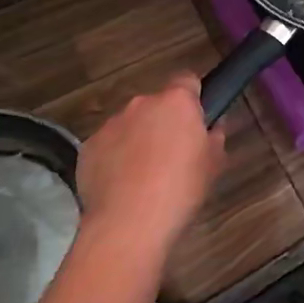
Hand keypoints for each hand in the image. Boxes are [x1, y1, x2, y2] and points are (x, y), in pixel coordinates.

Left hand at [76, 74, 225, 245]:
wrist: (129, 222)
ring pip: (131, 125)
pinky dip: (116, 158)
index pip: (187, 80)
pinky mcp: (88, 146)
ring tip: (145, 175)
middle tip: (174, 154)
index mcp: (176, 102)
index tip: (197, 120)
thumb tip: (212, 128)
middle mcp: (141, 104)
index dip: (193, 98)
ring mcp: (110, 124)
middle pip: (157, 104)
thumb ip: (214, 138)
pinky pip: (108, 145)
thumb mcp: (214, 165)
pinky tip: (122, 185)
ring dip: (139, 139)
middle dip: (164, 122)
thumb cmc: (182, 189)